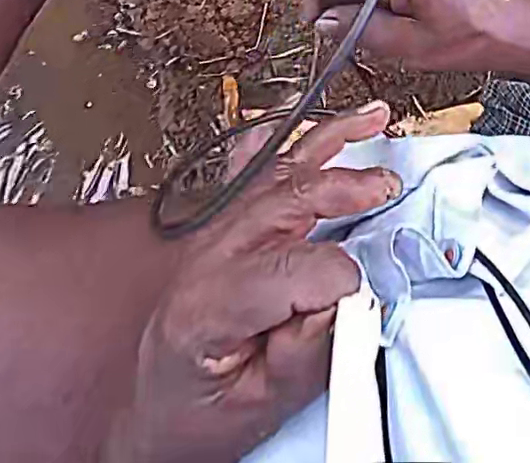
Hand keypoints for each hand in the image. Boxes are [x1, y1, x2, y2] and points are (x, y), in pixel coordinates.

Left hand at [102, 103, 401, 462]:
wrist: (142, 403)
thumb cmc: (187, 411)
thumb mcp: (253, 408)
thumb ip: (307, 353)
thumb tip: (350, 301)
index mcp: (213, 302)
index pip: (295, 267)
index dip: (342, 280)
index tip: (366, 299)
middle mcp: (210, 250)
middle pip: (288, 197)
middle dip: (347, 184)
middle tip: (387, 186)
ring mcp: (212, 227)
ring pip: (277, 168)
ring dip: (328, 139)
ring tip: (368, 120)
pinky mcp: (219, 219)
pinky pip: (250, 165)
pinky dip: (279, 137)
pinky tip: (298, 118)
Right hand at [305, 0, 529, 77]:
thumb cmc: (479, 37)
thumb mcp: (413, 45)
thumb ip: (363, 31)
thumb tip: (326, 22)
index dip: (322, 3)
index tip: (312, 26)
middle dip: (345, 3)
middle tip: (342, 37)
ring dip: (367, 2)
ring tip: (375, 36)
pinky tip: (399, 23)